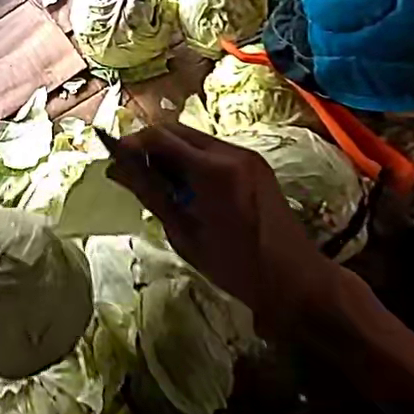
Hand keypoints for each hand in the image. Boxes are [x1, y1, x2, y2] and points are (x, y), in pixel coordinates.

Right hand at [108, 122, 340, 335]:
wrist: (299, 283)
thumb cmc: (236, 266)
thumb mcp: (183, 232)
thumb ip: (149, 193)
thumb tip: (115, 169)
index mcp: (212, 170)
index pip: (159, 136)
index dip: (132, 143)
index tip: (115, 159)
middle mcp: (230, 153)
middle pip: (175, 130)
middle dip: (149, 144)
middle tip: (132, 170)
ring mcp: (246, 156)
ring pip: (193, 137)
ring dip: (169, 150)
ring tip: (157, 181)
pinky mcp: (255, 165)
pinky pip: (211, 149)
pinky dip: (190, 158)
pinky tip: (185, 186)